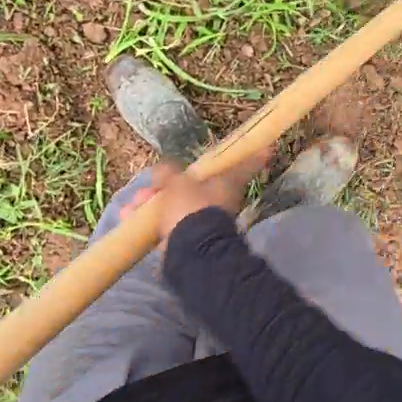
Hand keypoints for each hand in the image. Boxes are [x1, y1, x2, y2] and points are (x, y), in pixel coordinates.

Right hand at [124, 149, 271, 242]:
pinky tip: (130, 220)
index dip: (256, 156)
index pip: (244, 165)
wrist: (191, 253)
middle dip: (163, 188)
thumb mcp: (177, 184)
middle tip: (146, 192)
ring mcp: (203, 221)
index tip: (270, 148)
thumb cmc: (190, 209)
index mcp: (225, 184)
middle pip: (192, 187)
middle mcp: (218, 201)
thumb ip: (169, 173)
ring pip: (176, 206)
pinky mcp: (188, 240)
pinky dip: (150, 222)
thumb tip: (164, 167)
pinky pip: (167, 225)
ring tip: (131, 208)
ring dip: (152, 205)